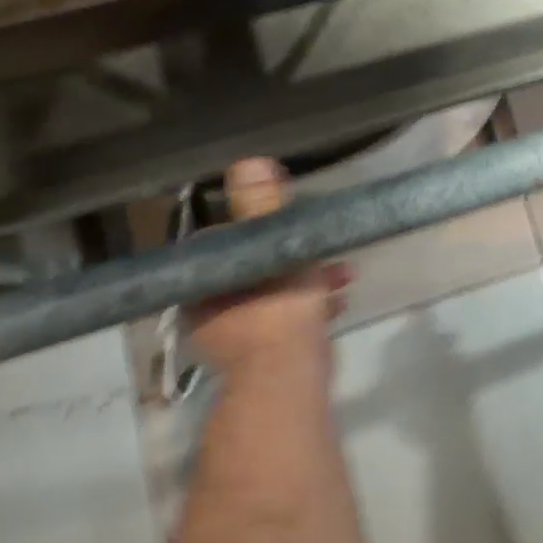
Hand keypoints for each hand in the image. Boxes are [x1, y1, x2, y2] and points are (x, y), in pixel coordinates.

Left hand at [187, 157, 351, 377]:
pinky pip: (281, 318)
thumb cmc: (278, 313)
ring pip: (269, 294)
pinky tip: (336, 304)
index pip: (224, 241)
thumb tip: (249, 162)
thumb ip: (264, 211)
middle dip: (291, 257)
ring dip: (304, 281)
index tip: (291, 223)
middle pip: (251, 268)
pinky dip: (305, 307)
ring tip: (343, 278)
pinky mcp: (257, 355)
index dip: (259, 228)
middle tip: (325, 253)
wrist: (288, 380)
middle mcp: (204, 310)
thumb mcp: (278, 252)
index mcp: (199, 284)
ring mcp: (230, 336)